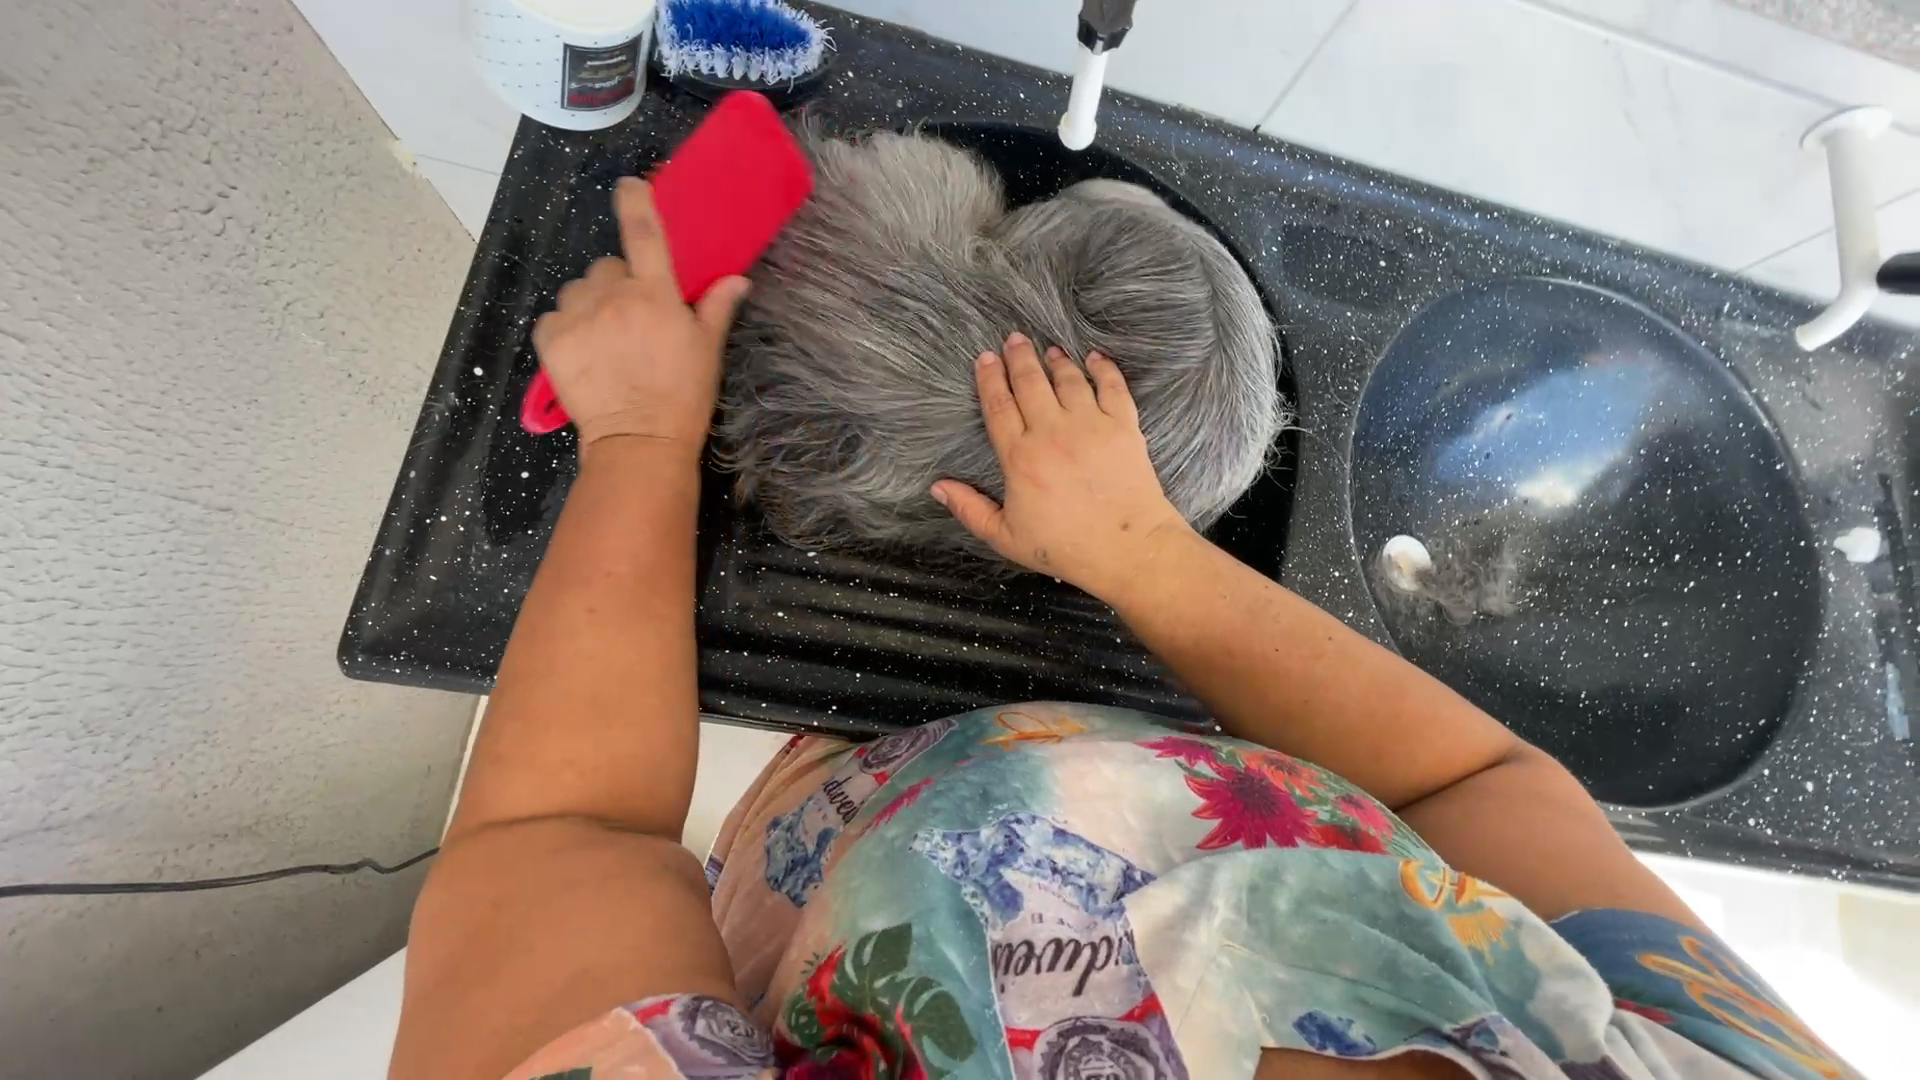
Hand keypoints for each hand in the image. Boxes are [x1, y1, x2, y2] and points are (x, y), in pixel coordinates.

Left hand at [530, 176, 750, 454]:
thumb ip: (716, 308)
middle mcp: (613, 297)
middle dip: (617, 285)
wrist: (640, 440)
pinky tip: (585, 355)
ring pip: (578, 291)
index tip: (630, 185)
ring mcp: (578, 317)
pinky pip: (555, 317)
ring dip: (589, 305)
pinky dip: (567, 329)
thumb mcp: (707, 352)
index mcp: (655, 295)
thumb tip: (737, 279)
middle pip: (607, 267)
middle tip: (631, 319)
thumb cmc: (683, 398)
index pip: (644, 234)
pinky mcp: (551, 339)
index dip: (636, 202)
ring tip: (606, 340)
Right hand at [932, 332, 1195, 601]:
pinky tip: (1094, 358)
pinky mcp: (1123, 427)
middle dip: (1019, 357)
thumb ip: (970, 509)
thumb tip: (938, 487)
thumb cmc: (1065, 548)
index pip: (998, 406)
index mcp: (1020, 458)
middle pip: (1030, 383)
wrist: (1127, 549)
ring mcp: (1090, 426)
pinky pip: (1111, 386)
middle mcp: (1052, 433)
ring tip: (1048, 349)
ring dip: (1056, 361)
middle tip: (1014, 339)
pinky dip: (1102, 368)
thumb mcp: (1006, 537)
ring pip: (1068, 379)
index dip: (989, 379)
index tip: (985, 358)